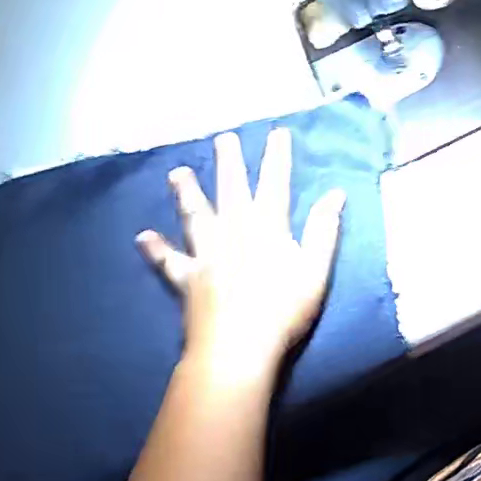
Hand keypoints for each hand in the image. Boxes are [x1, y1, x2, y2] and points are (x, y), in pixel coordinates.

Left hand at [136, 129, 344, 374]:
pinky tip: (143, 237)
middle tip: (223, 138)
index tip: (277, 134)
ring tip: (177, 173)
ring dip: (187, 193)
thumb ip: (324, 230)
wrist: (239, 347)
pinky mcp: (188, 279)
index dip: (277, 158)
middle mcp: (233, 232)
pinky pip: (170, 261)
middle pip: (231, 190)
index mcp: (267, 228)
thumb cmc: (285, 308)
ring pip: (195, 216)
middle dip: (230, 163)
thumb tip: (336, 193)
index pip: (274, 184)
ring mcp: (206, 254)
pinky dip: (157, 249)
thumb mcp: (316, 269)